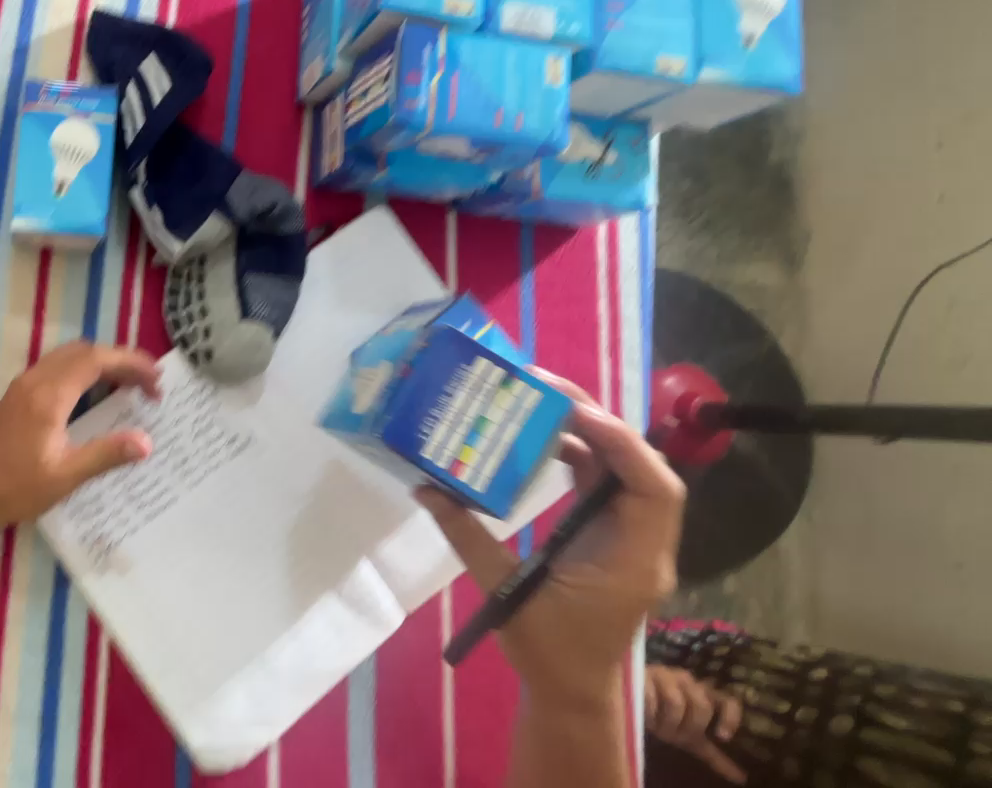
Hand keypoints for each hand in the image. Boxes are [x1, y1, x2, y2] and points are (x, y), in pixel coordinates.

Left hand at [0, 342, 159, 529]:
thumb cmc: (18, 488)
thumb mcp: (66, 476)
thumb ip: (106, 454)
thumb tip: (146, 442)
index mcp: (49, 396)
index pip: (96, 360)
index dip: (131, 363)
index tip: (157, 380)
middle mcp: (36, 380)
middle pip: (84, 351)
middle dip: (120, 360)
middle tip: (149, 383)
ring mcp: (24, 384)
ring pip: (69, 355)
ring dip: (101, 362)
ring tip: (129, 385)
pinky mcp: (19, 393)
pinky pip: (57, 366)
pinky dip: (83, 369)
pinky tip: (97, 392)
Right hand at [414, 368, 684, 710]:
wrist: (572, 690)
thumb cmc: (547, 648)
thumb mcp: (503, 592)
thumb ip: (466, 535)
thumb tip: (425, 486)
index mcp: (630, 559)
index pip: (653, 490)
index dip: (621, 444)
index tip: (573, 413)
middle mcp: (640, 542)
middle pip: (641, 469)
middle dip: (600, 422)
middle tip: (545, 387)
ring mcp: (627, 538)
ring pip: (624, 472)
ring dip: (589, 433)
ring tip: (542, 402)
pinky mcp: (608, 537)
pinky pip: (604, 485)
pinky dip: (581, 455)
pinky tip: (545, 440)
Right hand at [645, 665, 745, 783]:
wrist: (628, 702)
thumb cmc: (663, 717)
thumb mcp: (689, 737)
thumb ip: (713, 754)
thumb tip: (741, 778)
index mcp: (702, 692)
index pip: (727, 700)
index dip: (729, 719)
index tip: (721, 738)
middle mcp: (685, 678)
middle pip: (700, 705)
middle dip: (689, 727)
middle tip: (676, 737)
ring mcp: (661, 673)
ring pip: (675, 701)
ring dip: (667, 722)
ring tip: (657, 729)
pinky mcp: (640, 672)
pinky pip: (651, 697)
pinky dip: (650, 713)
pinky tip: (644, 718)